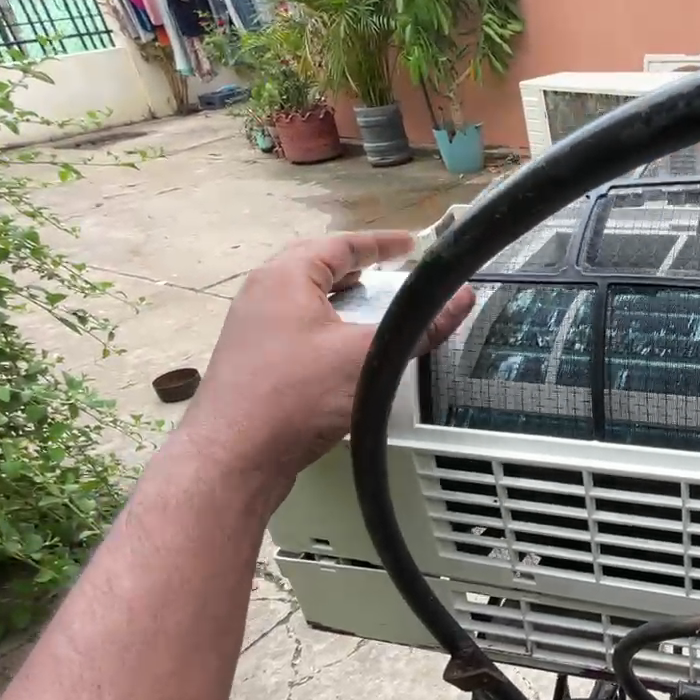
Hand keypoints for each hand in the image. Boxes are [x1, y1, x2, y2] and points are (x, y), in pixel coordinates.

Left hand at [177, 231, 474, 491]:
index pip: (339, 245)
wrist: (236, 455)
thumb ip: (419, 328)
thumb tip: (462, 298)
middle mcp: (262, 293)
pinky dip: (325, 321)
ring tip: (368, 301)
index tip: (411, 245)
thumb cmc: (298, 395)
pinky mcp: (253, 359)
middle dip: (354, 264)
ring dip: (338, 293)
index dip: (379, 243)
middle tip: (388, 269)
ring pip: (302, 296)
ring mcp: (252, 327)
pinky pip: (295, 324)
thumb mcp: (369, 358)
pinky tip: (342, 347)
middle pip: (313, 264)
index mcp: (285, 278)